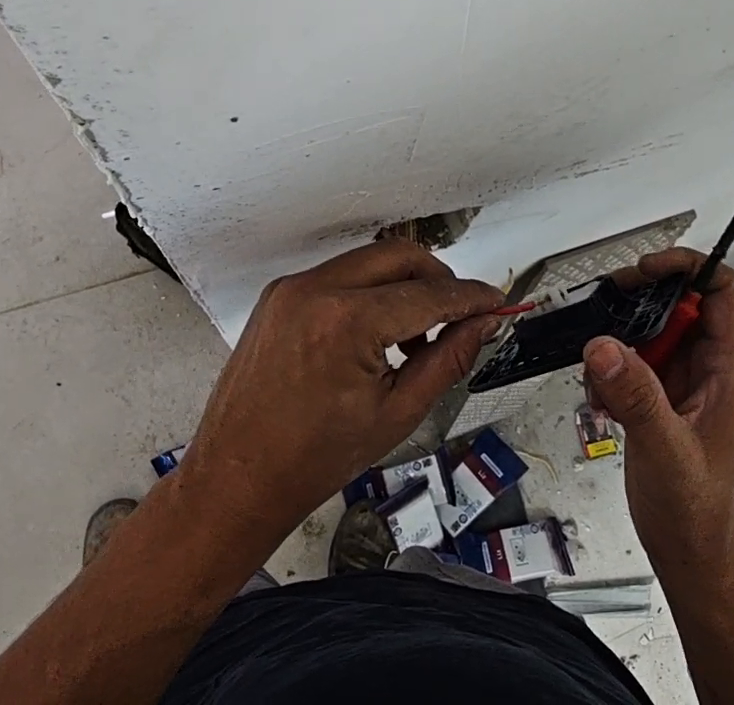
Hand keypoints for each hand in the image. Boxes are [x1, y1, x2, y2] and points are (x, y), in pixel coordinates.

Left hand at [173, 239, 504, 554]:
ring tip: (415, 339)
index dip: (472, 297)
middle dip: (439, 279)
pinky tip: (379, 336)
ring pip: (370, 260)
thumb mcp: (398, 412)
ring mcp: (291, 290)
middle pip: (401, 255)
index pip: (429, 294)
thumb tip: (482, 325)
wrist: (238, 478)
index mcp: (345, 323)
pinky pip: (341, 275)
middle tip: (460, 315)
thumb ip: (448, 359)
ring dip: (405, 285)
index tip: (495, 301)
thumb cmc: (308, 459)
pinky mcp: (279, 297)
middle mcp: (314, 292)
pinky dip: (370, 292)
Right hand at [584, 248, 733, 593]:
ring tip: (601, 371)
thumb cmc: (699, 514)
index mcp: (728, 369)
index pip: (720, 290)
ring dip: (619, 340)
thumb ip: (636, 395)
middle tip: (605, 307)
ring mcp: (683, 383)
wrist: (692, 557)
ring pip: (650, 331)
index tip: (647, 269)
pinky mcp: (659, 399)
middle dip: (638, 300)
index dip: (687, 267)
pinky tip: (602, 398)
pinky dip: (610, 369)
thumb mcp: (666, 450)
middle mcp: (708, 368)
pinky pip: (632, 361)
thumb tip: (606, 345)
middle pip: (678, 303)